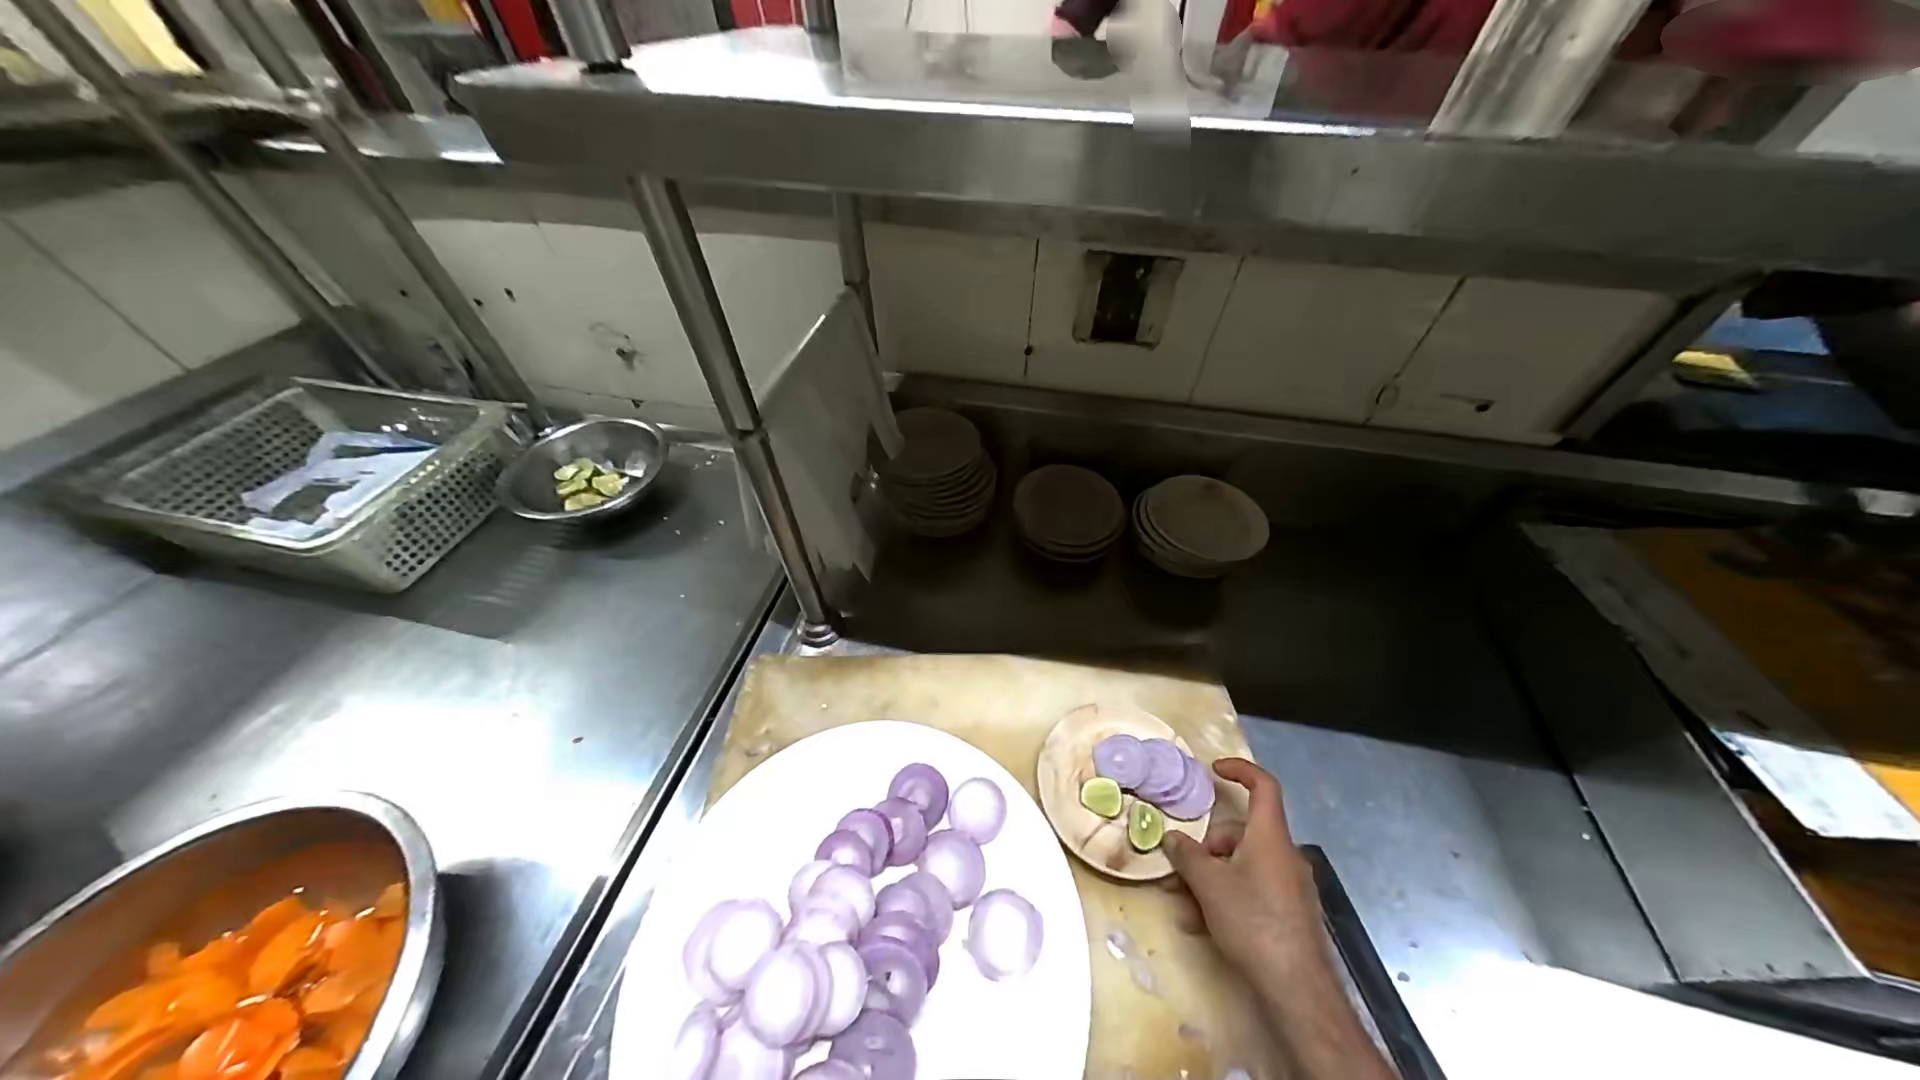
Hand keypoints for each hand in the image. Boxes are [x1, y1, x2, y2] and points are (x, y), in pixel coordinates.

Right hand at [1163, 758, 1323, 976]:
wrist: (1297, 989)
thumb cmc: (1253, 922)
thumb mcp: (1208, 885)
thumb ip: (1186, 855)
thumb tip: (1172, 838)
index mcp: (1269, 837)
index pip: (1263, 786)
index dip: (1240, 770)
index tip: (1214, 770)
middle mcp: (1283, 855)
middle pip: (1239, 834)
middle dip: (1205, 849)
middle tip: (1178, 872)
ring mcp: (1288, 885)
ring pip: (1239, 865)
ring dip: (1208, 880)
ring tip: (1183, 907)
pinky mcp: (1288, 912)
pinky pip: (1250, 890)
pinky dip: (1224, 899)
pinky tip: (1201, 924)